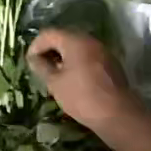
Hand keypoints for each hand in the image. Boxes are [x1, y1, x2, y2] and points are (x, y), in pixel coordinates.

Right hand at [27, 28, 145, 130]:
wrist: (120, 116)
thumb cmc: (82, 96)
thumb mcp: (54, 82)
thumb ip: (41, 66)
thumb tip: (34, 59)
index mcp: (75, 41)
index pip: (48, 34)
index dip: (35, 46)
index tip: (30, 62)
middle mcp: (91, 41)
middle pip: (63, 37)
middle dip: (49, 50)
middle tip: (40, 66)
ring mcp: (103, 52)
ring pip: (77, 47)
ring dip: (63, 56)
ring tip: (55, 73)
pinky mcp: (111, 64)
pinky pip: (88, 56)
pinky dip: (76, 62)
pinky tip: (72, 78)